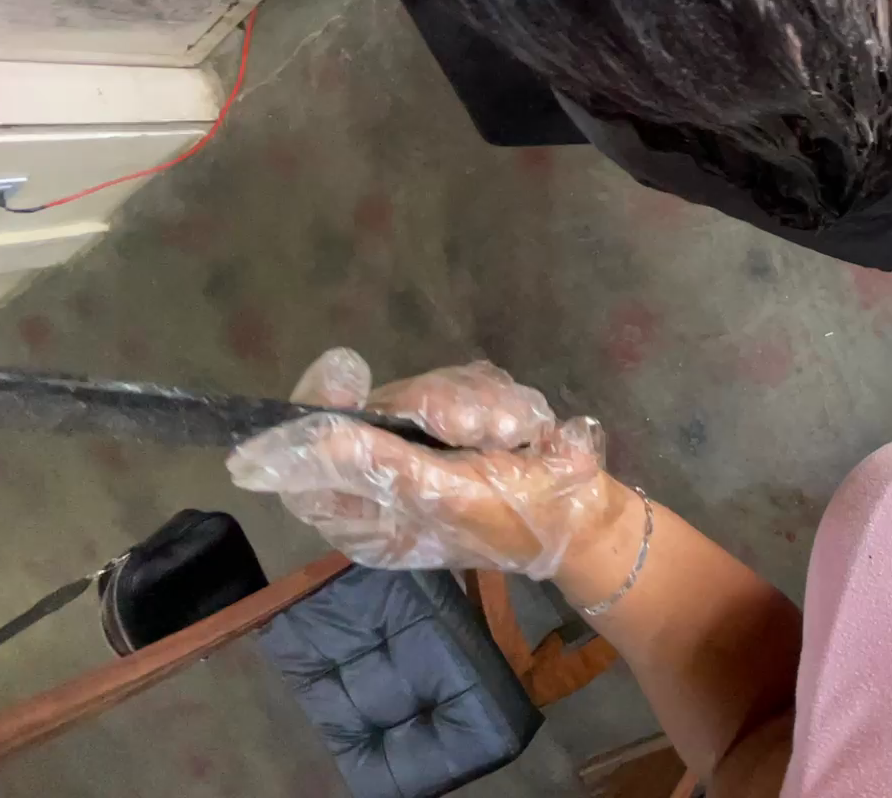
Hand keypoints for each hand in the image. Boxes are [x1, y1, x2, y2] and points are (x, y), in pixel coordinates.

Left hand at [227, 349, 612, 578]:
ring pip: (435, 385)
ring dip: (484, 405)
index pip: (307, 455)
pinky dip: (507, 400)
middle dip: (439, 407)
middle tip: (478, 431)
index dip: (318, 409)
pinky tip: (526, 429)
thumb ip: (382, 465)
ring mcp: (435, 437)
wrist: (584, 513)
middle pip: (384, 405)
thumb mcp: (447, 499)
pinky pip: (476, 380)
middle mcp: (391, 467)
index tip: (346, 371)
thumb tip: (311, 437)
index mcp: (365, 505)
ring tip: (515, 437)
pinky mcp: (475, 412)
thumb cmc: (514, 521)